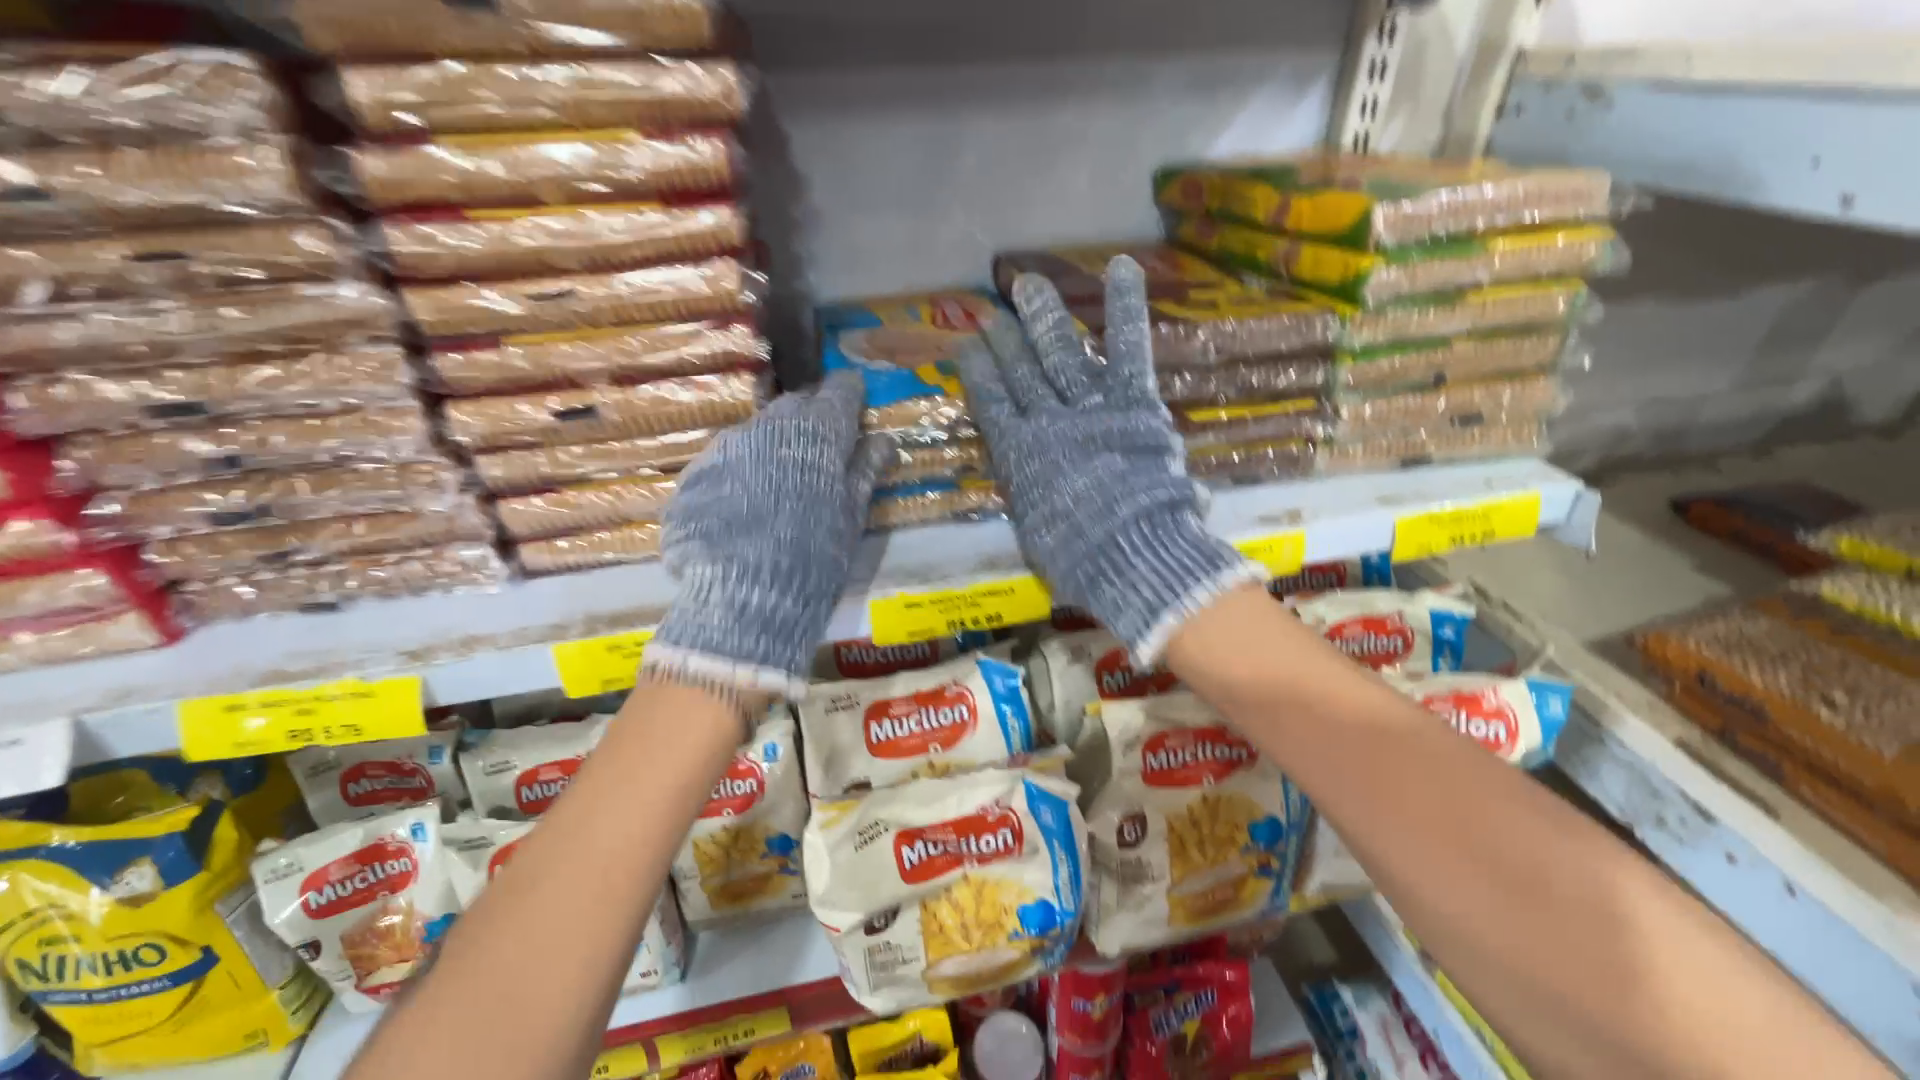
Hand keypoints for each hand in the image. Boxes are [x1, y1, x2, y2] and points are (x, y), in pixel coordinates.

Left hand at [646, 371, 893, 700]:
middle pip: (797, 406)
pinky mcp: (696, 472)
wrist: (739, 595)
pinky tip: (743, 510)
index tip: (856, 413)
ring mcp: (727, 445)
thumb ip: (865, 471)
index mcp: (818, 429)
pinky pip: (728, 462)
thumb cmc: (812, 557)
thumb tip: (883, 440)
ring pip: (759, 433)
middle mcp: (770, 424)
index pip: (841, 389)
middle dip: (811, 421)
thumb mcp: (850, 517)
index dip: (851, 398)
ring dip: (773, 449)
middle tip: (820, 454)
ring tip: (778, 489)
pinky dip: (741, 475)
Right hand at [955, 257, 1263, 662]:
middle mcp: (1047, 421)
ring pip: (1060, 353)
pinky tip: (1121, 266)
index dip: (977, 374)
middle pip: (1020, 374)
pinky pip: (1127, 347)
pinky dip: (1125, 307)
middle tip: (991, 316)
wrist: (1129, 553)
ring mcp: (1089, 406)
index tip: (966, 348)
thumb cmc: (1078, 559)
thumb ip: (1030, 496)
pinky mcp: (1132, 401)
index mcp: (1019, 456)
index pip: (990, 404)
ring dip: (1043, 318)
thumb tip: (1031, 481)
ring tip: (1027, 284)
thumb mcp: (1035, 531)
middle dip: (1004, 343)